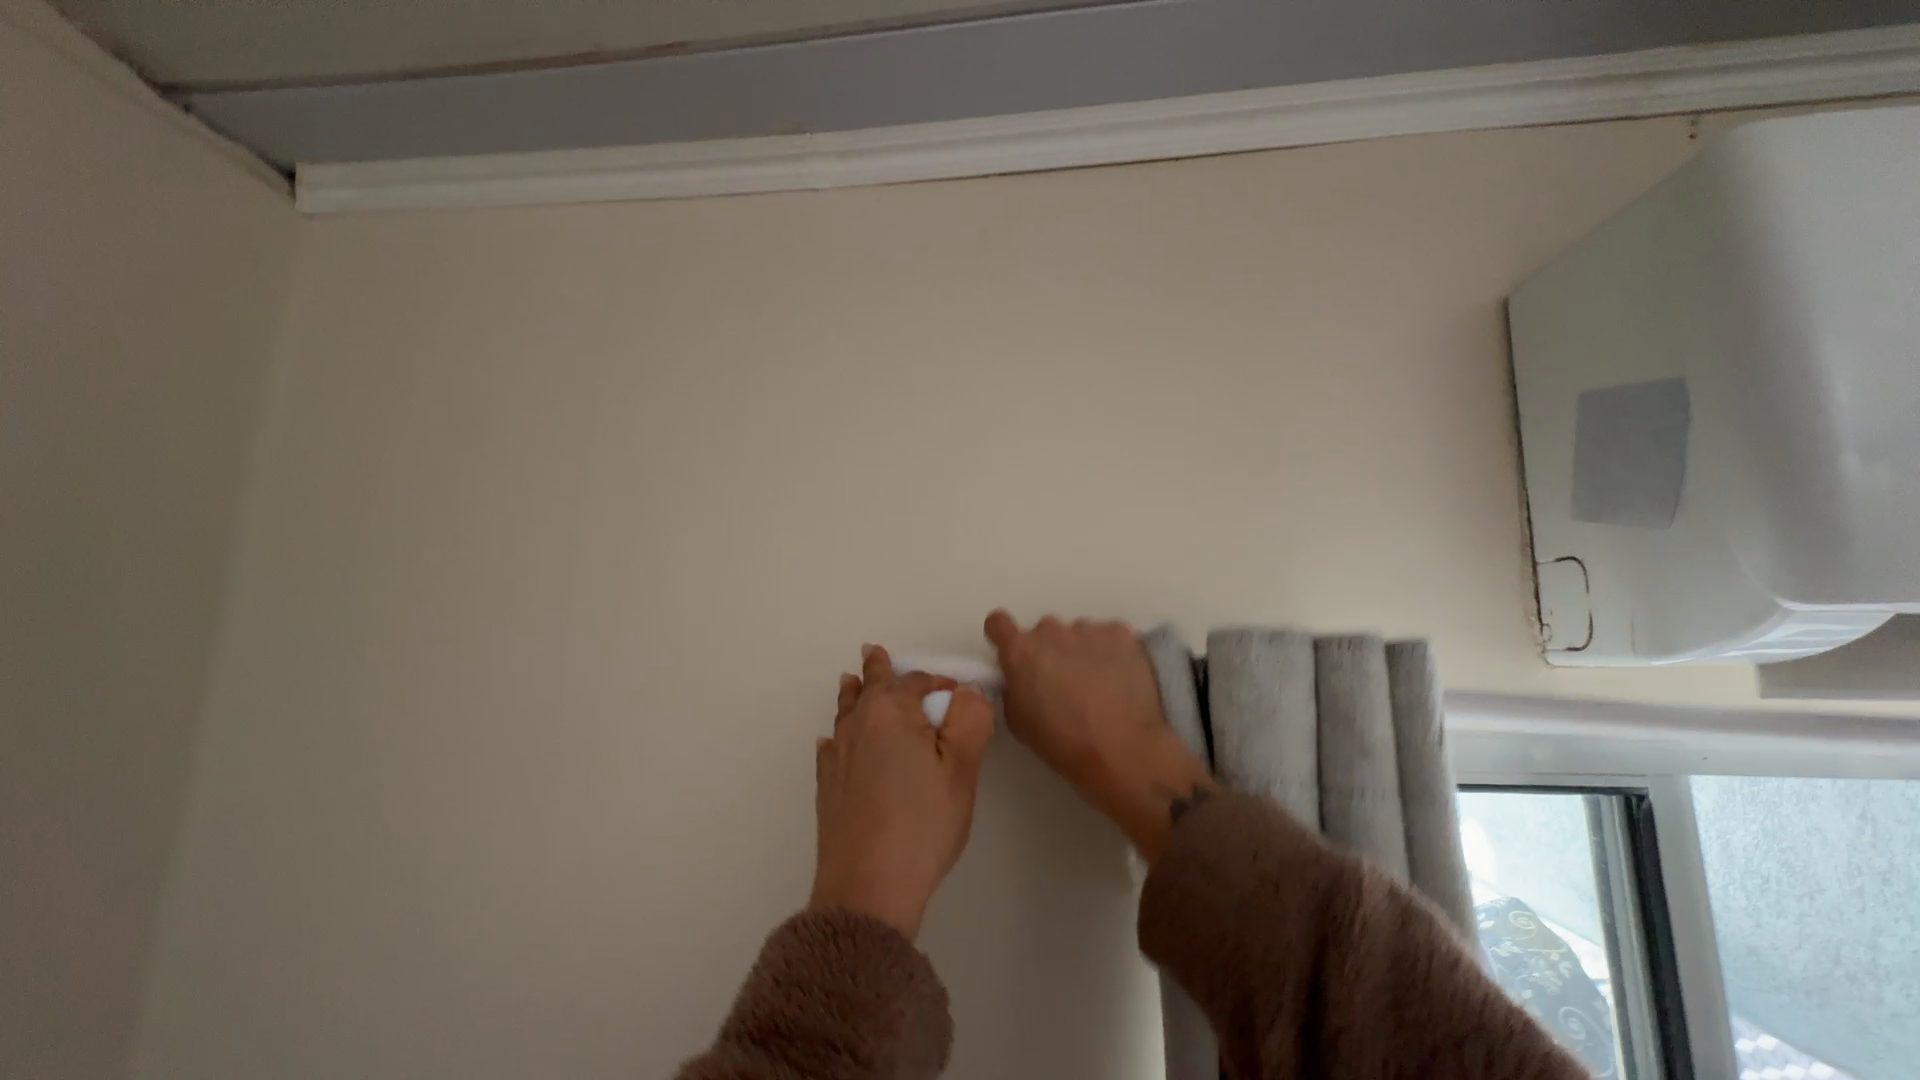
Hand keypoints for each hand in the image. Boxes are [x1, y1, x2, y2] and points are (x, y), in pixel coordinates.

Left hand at [810, 645, 994, 939]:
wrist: (868, 885)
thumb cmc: (922, 823)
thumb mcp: (961, 769)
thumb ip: (969, 721)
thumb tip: (966, 692)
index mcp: (892, 712)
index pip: (917, 681)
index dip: (940, 683)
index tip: (959, 696)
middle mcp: (858, 724)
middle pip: (870, 687)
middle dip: (879, 670)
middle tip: (876, 653)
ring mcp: (837, 756)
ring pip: (846, 712)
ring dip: (854, 694)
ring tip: (852, 680)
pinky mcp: (826, 786)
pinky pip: (832, 745)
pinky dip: (839, 734)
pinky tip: (833, 741)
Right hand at [984, 611, 1216, 861]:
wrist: (1124, 749)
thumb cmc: (1064, 743)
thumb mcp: (1019, 723)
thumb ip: (1013, 688)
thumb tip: (1020, 678)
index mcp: (1021, 652)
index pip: (998, 623)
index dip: (1003, 636)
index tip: (1013, 652)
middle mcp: (1052, 631)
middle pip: (1044, 632)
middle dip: (1049, 650)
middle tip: (1063, 681)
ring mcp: (1089, 629)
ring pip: (1078, 634)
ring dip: (1081, 651)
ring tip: (1099, 684)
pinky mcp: (1122, 634)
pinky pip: (1109, 637)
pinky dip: (1111, 652)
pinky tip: (1121, 679)